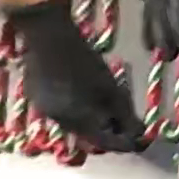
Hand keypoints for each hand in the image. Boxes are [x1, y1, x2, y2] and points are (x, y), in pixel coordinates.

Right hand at [9, 0, 144, 152]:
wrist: (47, 34)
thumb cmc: (85, 61)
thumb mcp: (112, 90)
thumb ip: (126, 117)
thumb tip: (139, 136)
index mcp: (79, 124)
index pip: (106, 144)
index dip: (125, 144)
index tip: (140, 141)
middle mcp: (61, 124)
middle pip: (91, 137)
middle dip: (110, 133)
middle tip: (125, 125)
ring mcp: (47, 113)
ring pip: (77, 126)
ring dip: (94, 123)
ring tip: (108, 111)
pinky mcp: (38, 101)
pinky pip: (63, 114)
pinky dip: (79, 112)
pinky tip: (86, 100)